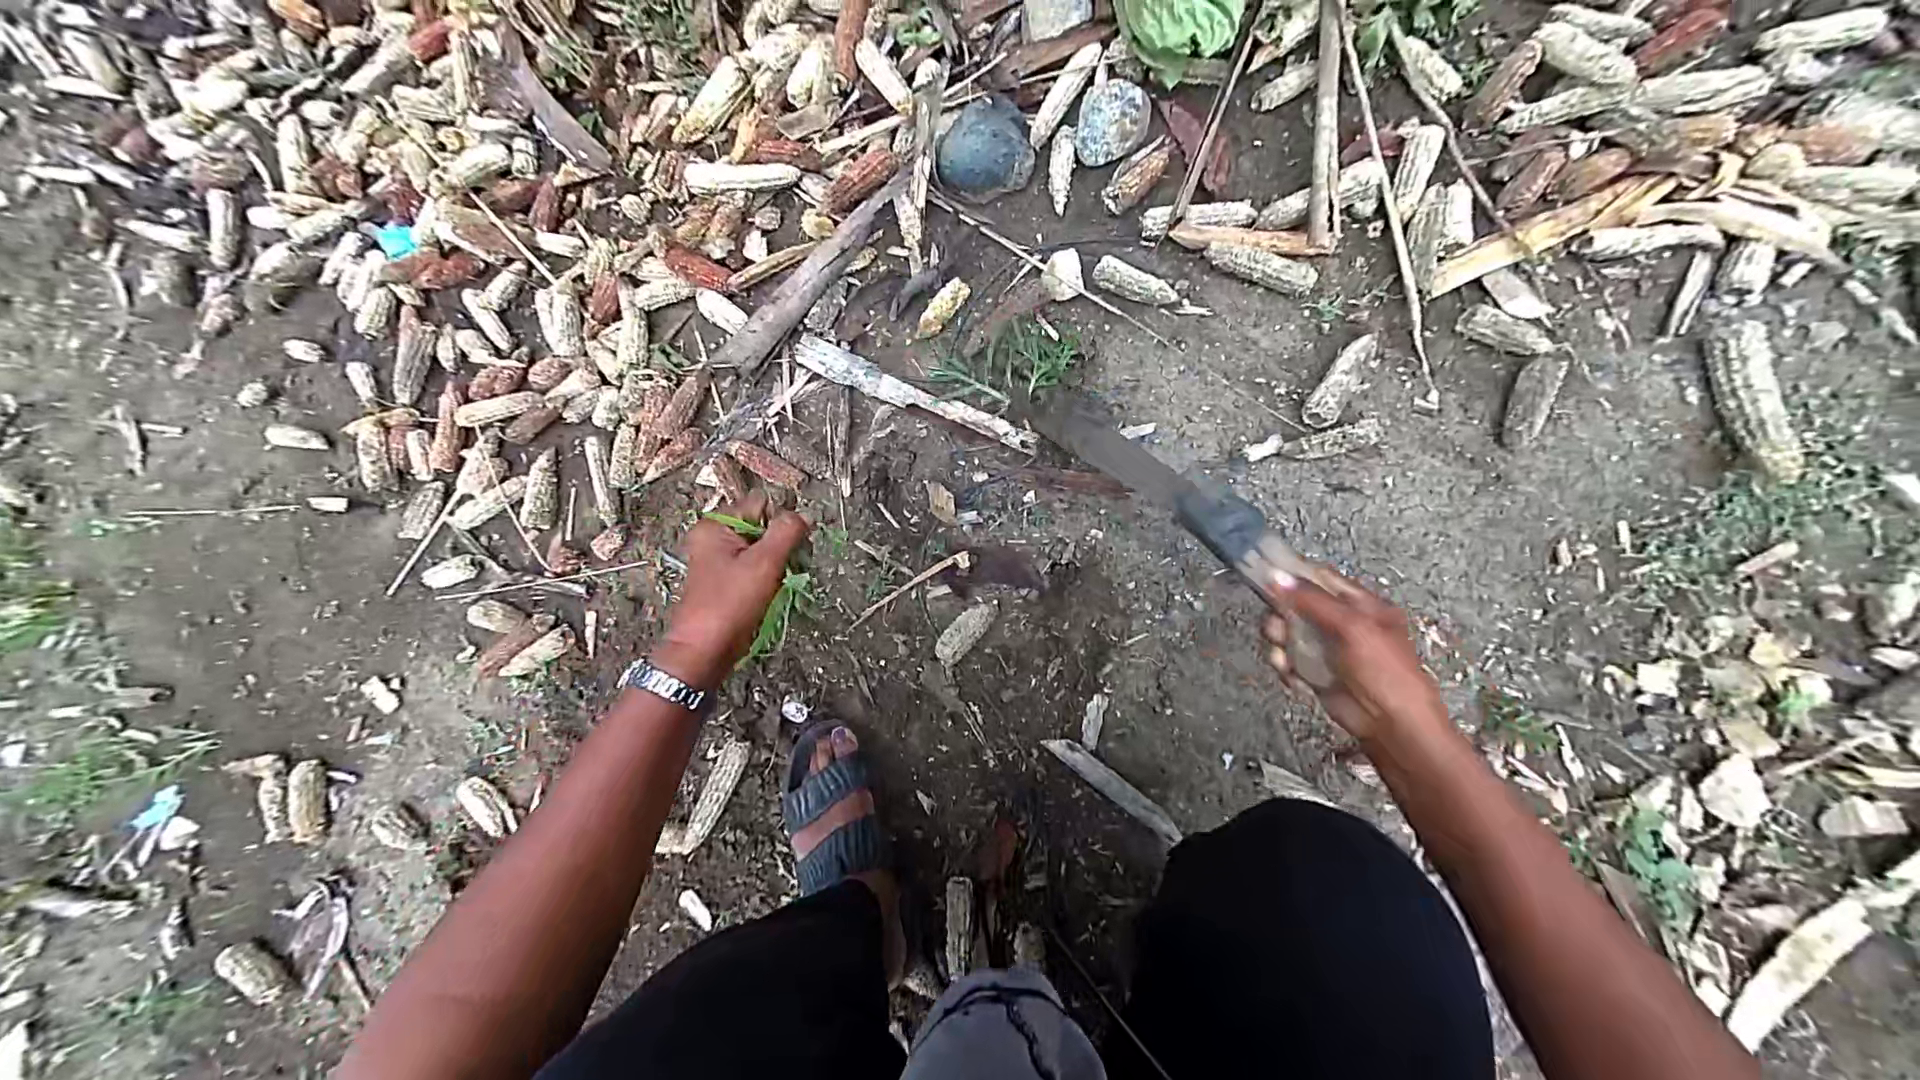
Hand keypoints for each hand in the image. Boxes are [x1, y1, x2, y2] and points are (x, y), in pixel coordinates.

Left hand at [652, 493, 809, 689]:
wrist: (704, 651)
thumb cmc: (730, 605)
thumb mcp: (764, 562)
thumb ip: (787, 531)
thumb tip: (804, 515)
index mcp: (716, 525)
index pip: (762, 504)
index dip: (781, 522)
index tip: (789, 547)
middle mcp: (715, 537)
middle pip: (764, 526)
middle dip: (782, 545)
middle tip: (784, 568)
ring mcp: (720, 560)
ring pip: (764, 548)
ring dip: (779, 563)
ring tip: (777, 583)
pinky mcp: (727, 580)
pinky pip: (757, 567)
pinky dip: (770, 577)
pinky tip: (771, 592)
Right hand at [1259, 569, 1446, 744]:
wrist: (1390, 725)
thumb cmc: (1388, 675)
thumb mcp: (1352, 626)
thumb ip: (1313, 600)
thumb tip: (1280, 578)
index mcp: (1360, 605)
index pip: (1319, 578)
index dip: (1293, 577)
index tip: (1268, 579)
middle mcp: (1343, 623)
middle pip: (1296, 606)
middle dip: (1281, 616)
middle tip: (1278, 627)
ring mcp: (1328, 648)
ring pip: (1287, 633)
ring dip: (1280, 643)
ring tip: (1284, 656)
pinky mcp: (1315, 671)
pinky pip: (1288, 659)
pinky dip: (1285, 666)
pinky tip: (1292, 674)